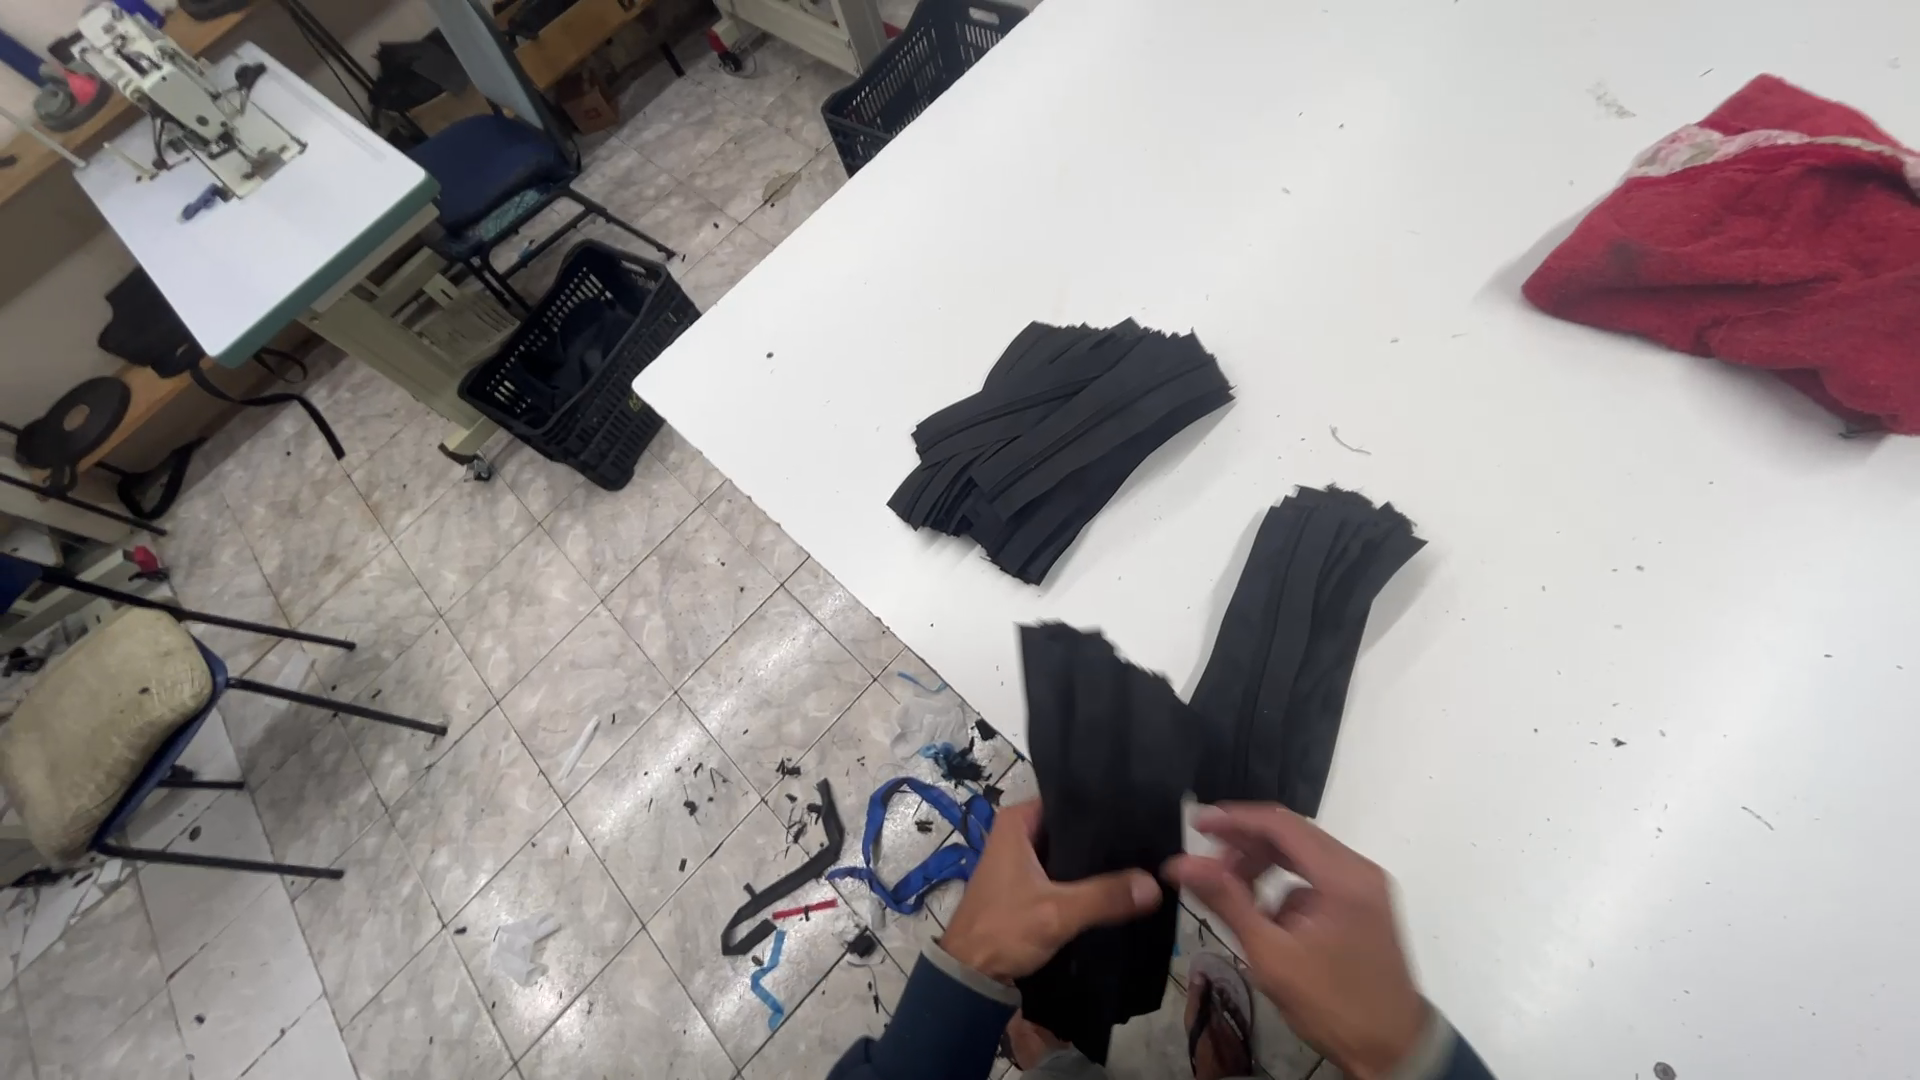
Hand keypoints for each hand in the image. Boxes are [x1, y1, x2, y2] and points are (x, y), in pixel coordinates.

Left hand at [941, 798, 1163, 981]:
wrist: (969, 975)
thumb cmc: (1003, 929)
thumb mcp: (1057, 912)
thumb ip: (1104, 896)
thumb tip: (1154, 884)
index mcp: (1016, 821)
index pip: (1066, 800)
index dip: (1099, 807)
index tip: (1136, 814)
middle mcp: (1017, 832)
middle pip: (1069, 827)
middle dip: (1101, 837)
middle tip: (1145, 842)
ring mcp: (1021, 859)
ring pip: (1067, 852)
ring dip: (1093, 862)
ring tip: (1138, 862)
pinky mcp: (1026, 885)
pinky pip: (1062, 872)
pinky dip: (1082, 880)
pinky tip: (1114, 887)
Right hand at [1164, 805, 1428, 1079]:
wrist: (1395, 1056)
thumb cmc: (1332, 1006)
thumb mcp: (1271, 955)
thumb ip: (1226, 900)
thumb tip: (1180, 863)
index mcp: (1343, 876)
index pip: (1280, 825)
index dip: (1234, 820)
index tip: (1196, 826)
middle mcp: (1358, 868)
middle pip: (1290, 833)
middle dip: (1244, 843)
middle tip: (1207, 862)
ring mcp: (1363, 884)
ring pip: (1299, 851)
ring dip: (1261, 862)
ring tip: (1230, 889)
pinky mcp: (1361, 900)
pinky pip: (1312, 872)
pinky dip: (1281, 880)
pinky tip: (1262, 909)